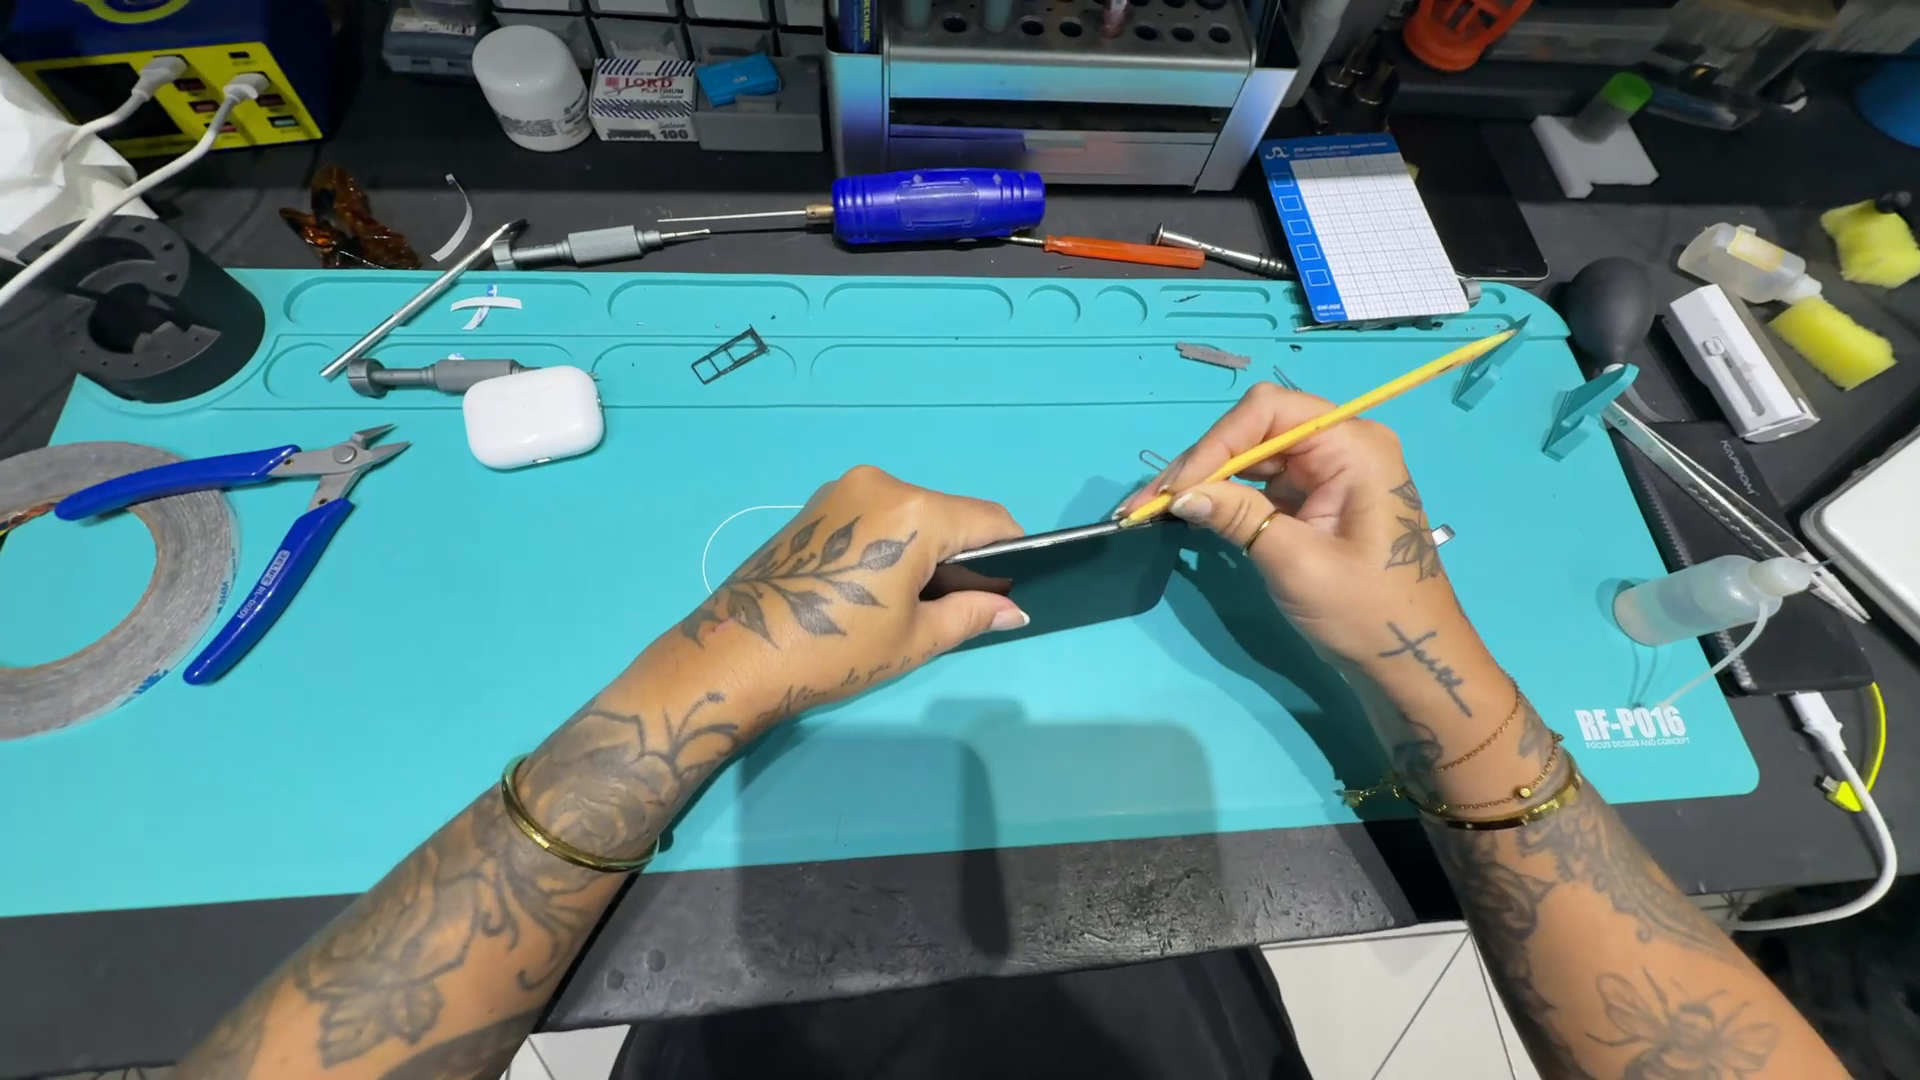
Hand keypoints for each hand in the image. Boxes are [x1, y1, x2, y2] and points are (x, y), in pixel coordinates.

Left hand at [667, 466, 1028, 730]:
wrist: (734, 656)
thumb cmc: (834, 651)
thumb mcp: (916, 639)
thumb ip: (973, 614)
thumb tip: (1015, 610)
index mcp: (914, 512)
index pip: (989, 519)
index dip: (1011, 551)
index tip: (1010, 585)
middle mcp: (882, 483)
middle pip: (949, 513)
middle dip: (963, 553)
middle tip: (953, 604)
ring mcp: (844, 487)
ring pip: (913, 512)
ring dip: (925, 547)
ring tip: (906, 598)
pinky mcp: (818, 502)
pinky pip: (878, 512)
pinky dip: (892, 540)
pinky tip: (872, 583)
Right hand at [1119, 384, 1468, 666]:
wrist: (1404, 656)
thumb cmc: (1365, 610)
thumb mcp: (1296, 562)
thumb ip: (1238, 518)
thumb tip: (1180, 496)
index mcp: (1352, 447)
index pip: (1269, 413)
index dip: (1215, 444)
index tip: (1177, 491)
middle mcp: (1338, 446)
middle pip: (1252, 429)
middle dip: (1198, 462)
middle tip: (1147, 503)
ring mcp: (1322, 471)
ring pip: (1245, 455)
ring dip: (1200, 479)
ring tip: (1153, 508)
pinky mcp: (1308, 496)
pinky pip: (1254, 481)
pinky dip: (1218, 495)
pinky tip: (1186, 512)